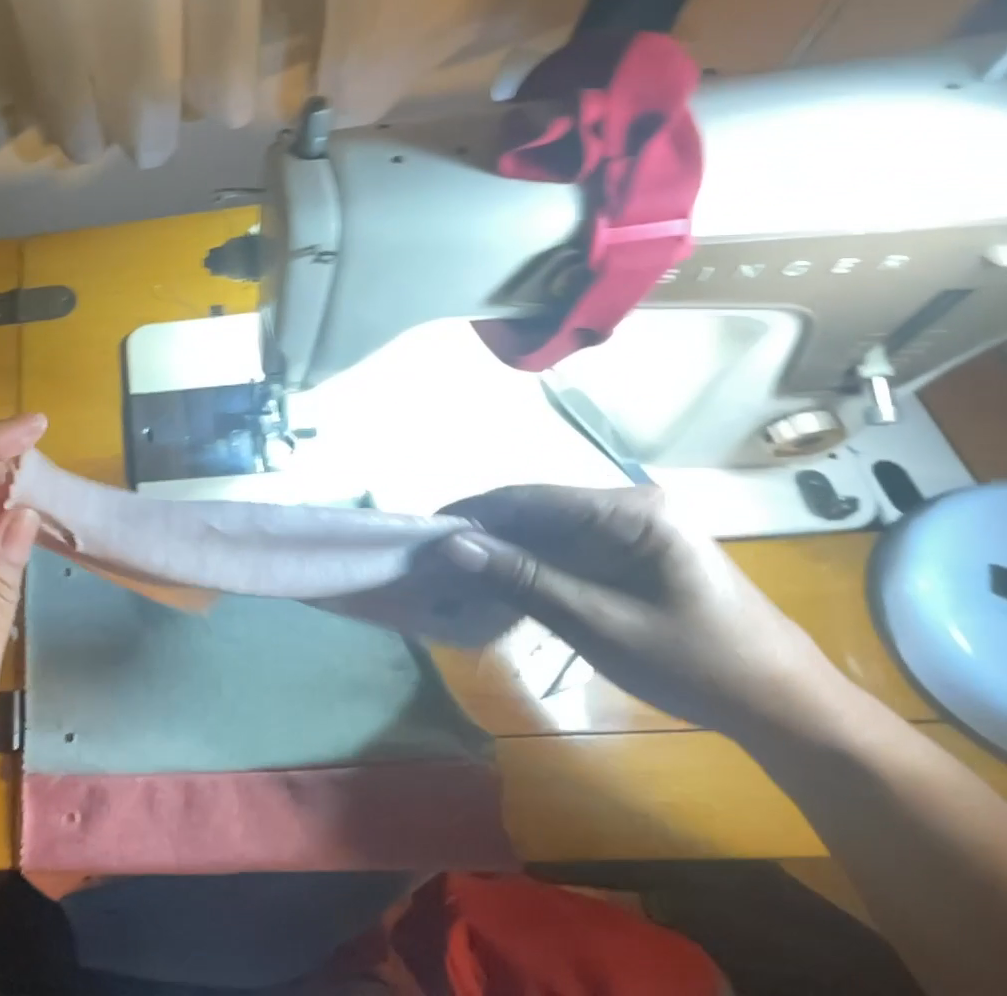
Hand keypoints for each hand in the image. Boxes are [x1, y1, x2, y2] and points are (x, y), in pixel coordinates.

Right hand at [431, 484, 850, 740]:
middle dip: (480, 538)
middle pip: (533, 513)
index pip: (530, 498)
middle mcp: (628, 508)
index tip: (421, 539)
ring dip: (498, 558)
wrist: (785, 707)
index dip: (472, 515)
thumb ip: (525, 579)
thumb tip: (452, 545)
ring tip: (448, 581)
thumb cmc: (699, 663)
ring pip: (542, 535)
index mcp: (633, 510)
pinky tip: (491, 592)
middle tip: (427, 566)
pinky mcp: (626, 558)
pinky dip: (524, 573)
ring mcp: (628, 533)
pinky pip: (561, 555)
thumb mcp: (602, 623)